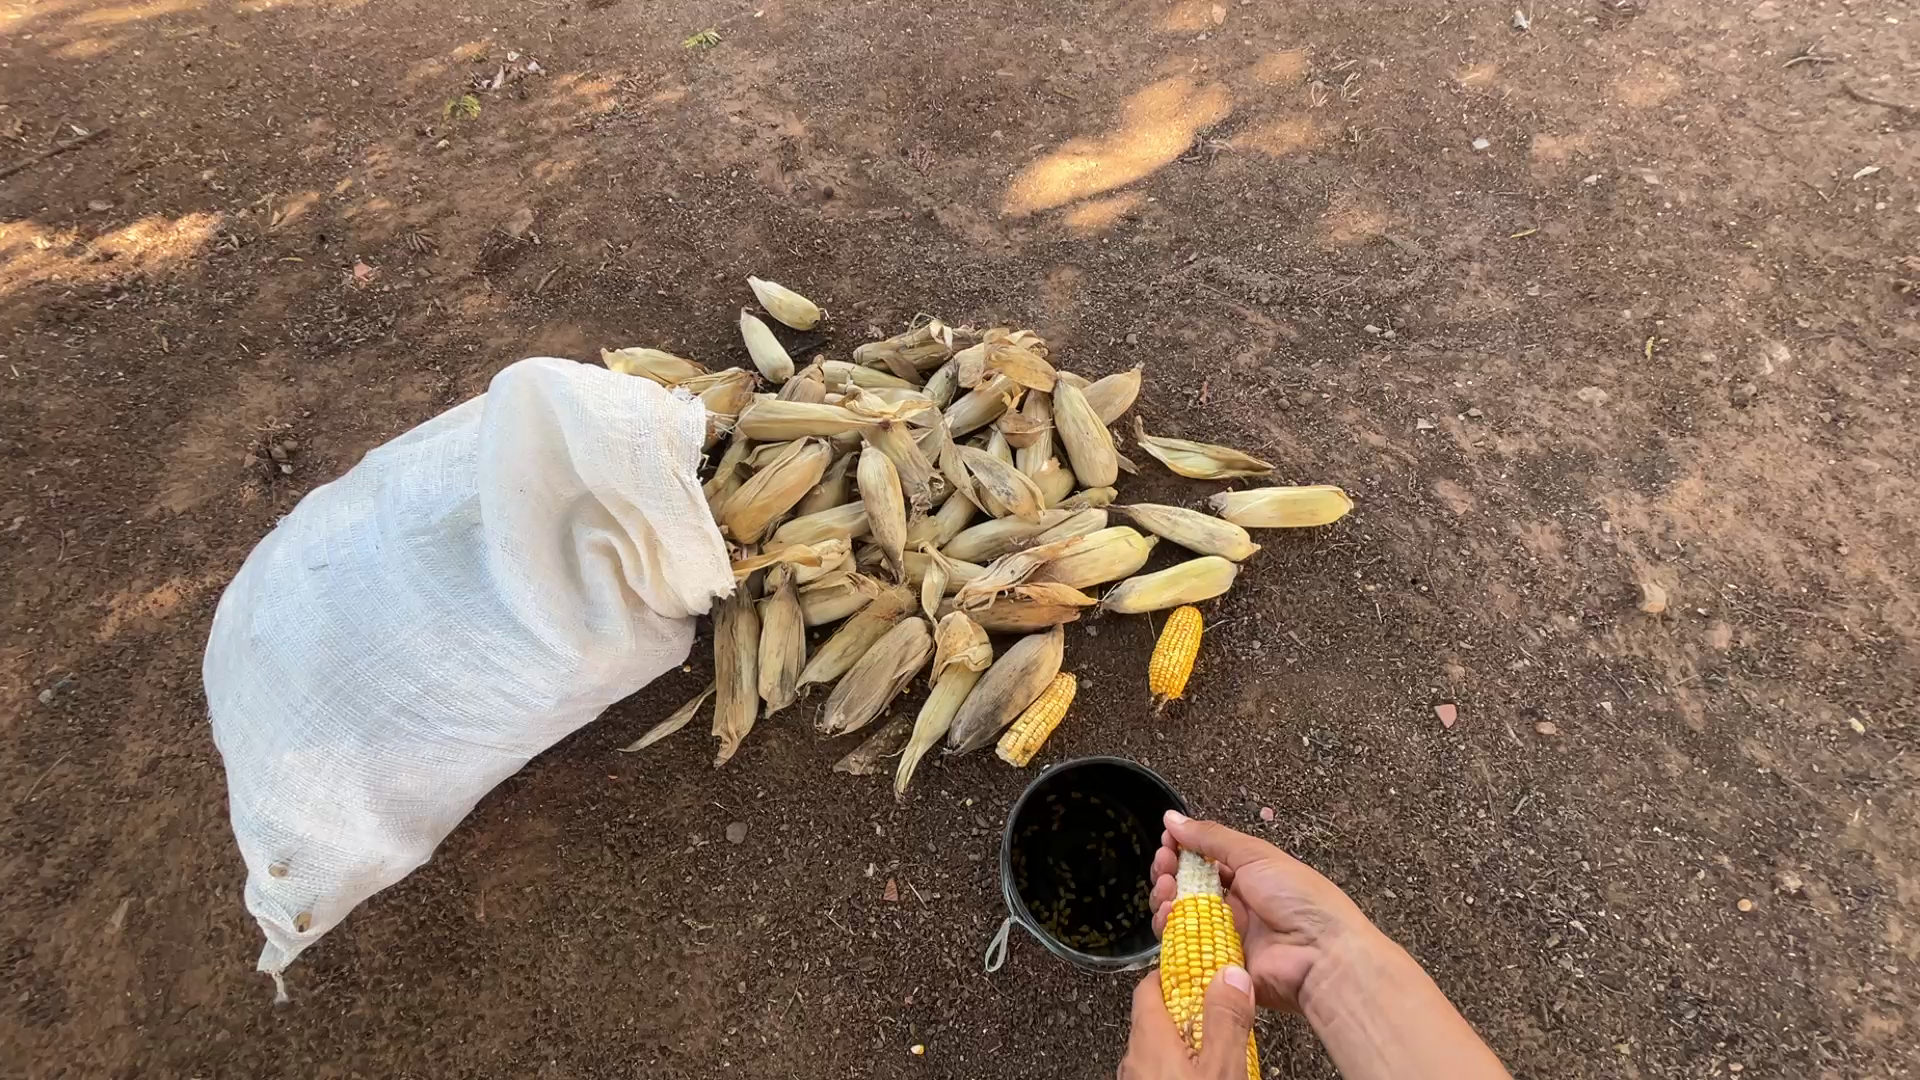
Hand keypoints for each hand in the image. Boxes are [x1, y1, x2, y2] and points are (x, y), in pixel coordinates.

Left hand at [1118, 964, 1256, 1079]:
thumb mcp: (1219, 1071)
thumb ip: (1225, 1022)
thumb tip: (1231, 975)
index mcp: (1148, 1037)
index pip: (1149, 986)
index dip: (1173, 976)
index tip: (1197, 972)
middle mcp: (1134, 1057)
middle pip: (1153, 1017)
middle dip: (1182, 1012)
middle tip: (1215, 1013)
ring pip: (1154, 1049)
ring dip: (1181, 1043)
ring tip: (1214, 1048)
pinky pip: (1156, 1073)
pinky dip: (1177, 1068)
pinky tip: (1200, 1076)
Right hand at [1150, 811, 1377, 1013]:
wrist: (1324, 958)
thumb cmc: (1299, 900)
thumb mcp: (1255, 855)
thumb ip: (1210, 837)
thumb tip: (1173, 818)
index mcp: (1245, 876)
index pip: (1202, 859)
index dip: (1181, 847)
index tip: (1167, 839)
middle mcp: (1233, 905)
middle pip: (1186, 886)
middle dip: (1168, 870)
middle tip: (1164, 863)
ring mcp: (1224, 935)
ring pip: (1180, 915)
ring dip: (1165, 896)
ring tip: (1165, 887)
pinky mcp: (1217, 964)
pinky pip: (1184, 947)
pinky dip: (1170, 929)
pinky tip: (1167, 913)